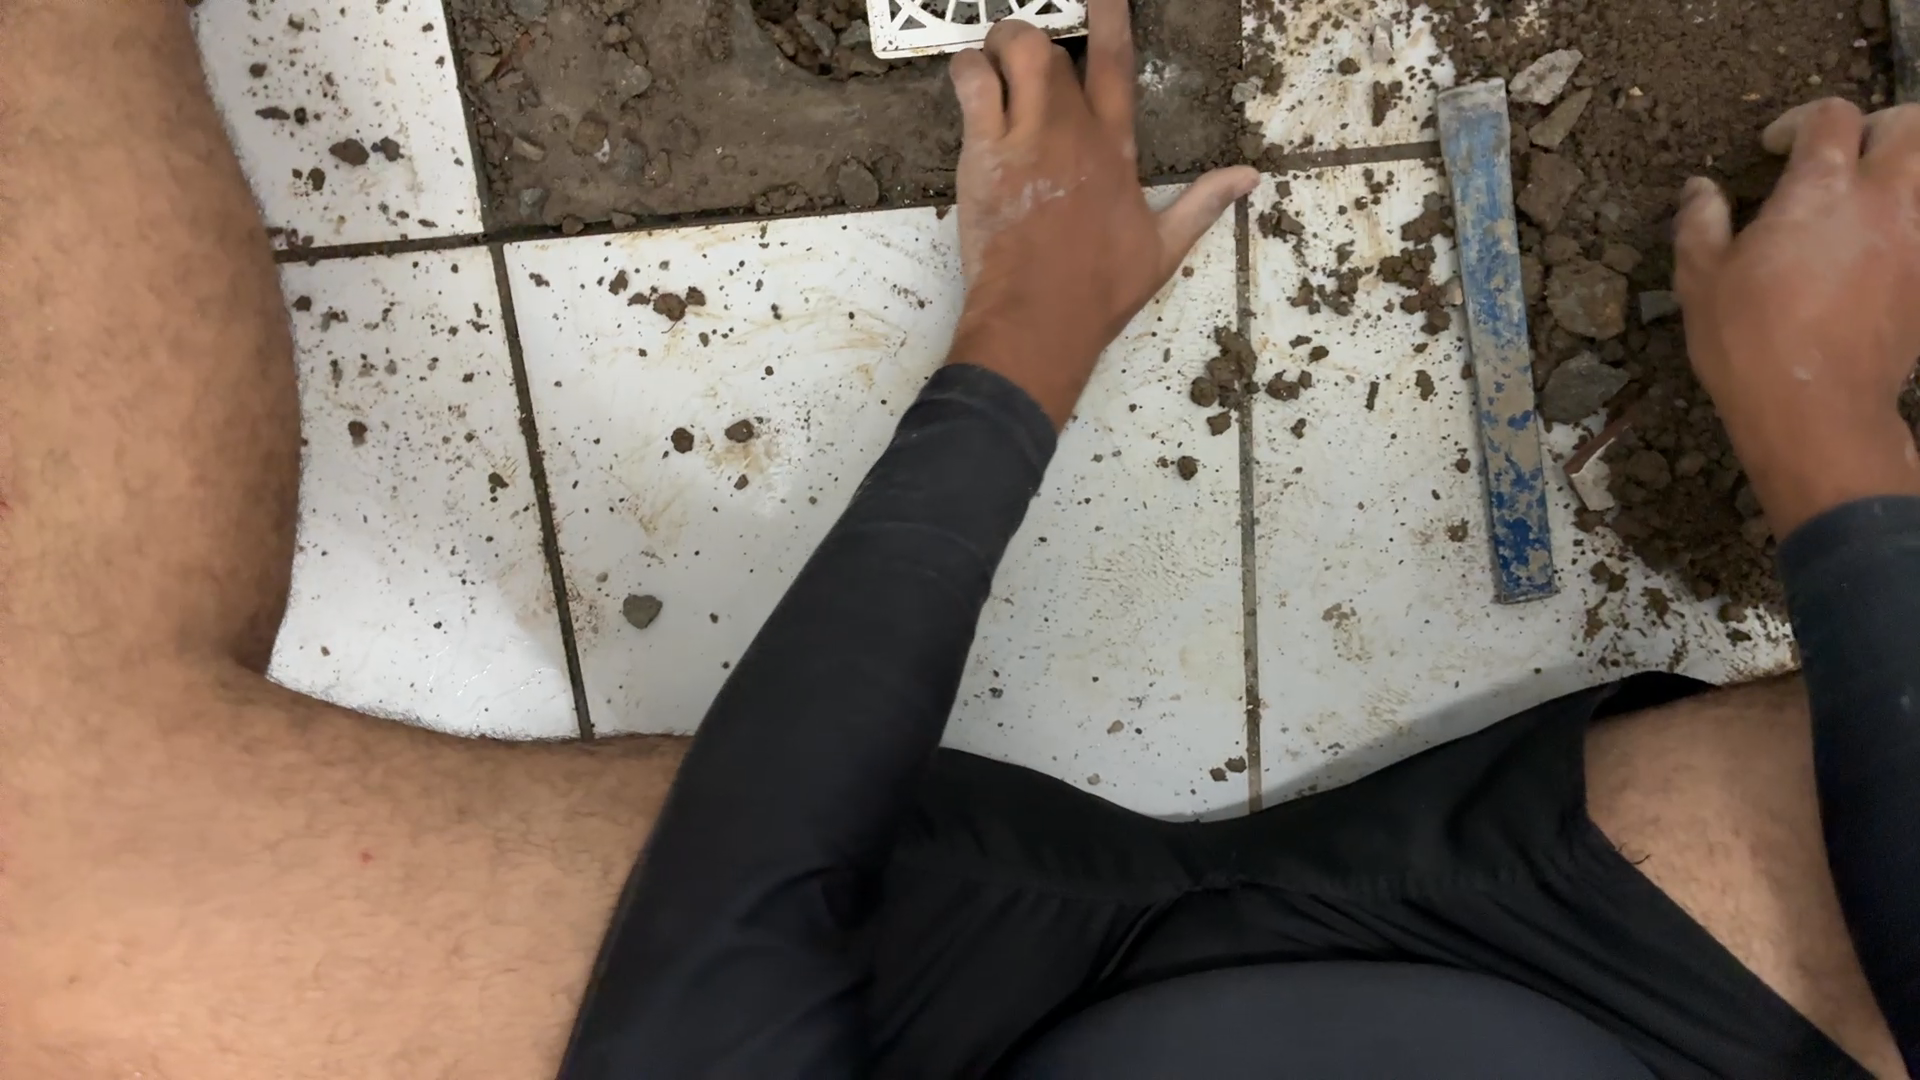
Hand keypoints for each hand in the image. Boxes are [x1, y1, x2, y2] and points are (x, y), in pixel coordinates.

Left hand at [944, 0, 1258, 428]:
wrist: (1041, 319)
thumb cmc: (1099, 293)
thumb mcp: (1163, 251)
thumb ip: (1203, 205)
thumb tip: (1250, 177)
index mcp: (1115, 148)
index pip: (1116, 62)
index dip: (1108, 15)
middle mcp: (1074, 129)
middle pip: (1056, 57)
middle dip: (1038, 54)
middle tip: (1020, 76)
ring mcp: (1029, 136)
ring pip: (1017, 50)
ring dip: (1003, 45)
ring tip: (992, 62)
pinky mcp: (986, 154)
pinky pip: (973, 82)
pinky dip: (967, 71)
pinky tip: (968, 81)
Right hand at [1674, 98, 1919, 537]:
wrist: (1812, 397)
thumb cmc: (1742, 336)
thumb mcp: (1699, 280)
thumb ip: (1700, 224)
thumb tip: (1700, 188)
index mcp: (1819, 191)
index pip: (1829, 119)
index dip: (1798, 122)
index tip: (1771, 147)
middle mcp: (1888, 193)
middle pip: (1908, 122)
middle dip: (1870, 127)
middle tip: (1832, 157)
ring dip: (1903, 161)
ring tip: (1865, 190)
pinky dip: (1906, 211)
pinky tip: (1876, 236)